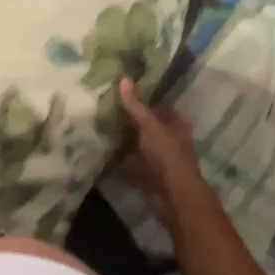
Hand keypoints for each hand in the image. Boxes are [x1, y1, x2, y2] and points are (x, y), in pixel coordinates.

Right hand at [112, 78, 209, 224]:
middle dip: (130, 118)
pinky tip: (101, 154)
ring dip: (123, 140)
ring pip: (138, 145)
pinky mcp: (148, 176)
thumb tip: (124, 77)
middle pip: (147, 125)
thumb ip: (136, 105)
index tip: (123, 87)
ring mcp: (158, 159)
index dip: (144, 95)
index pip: (160, 104)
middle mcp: (168, 140)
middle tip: (104, 105)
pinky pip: (130, 166)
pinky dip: (118, 162)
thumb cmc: (168, 155)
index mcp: (175, 124)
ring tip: (99, 127)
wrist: (174, 196)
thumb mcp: (150, 126)